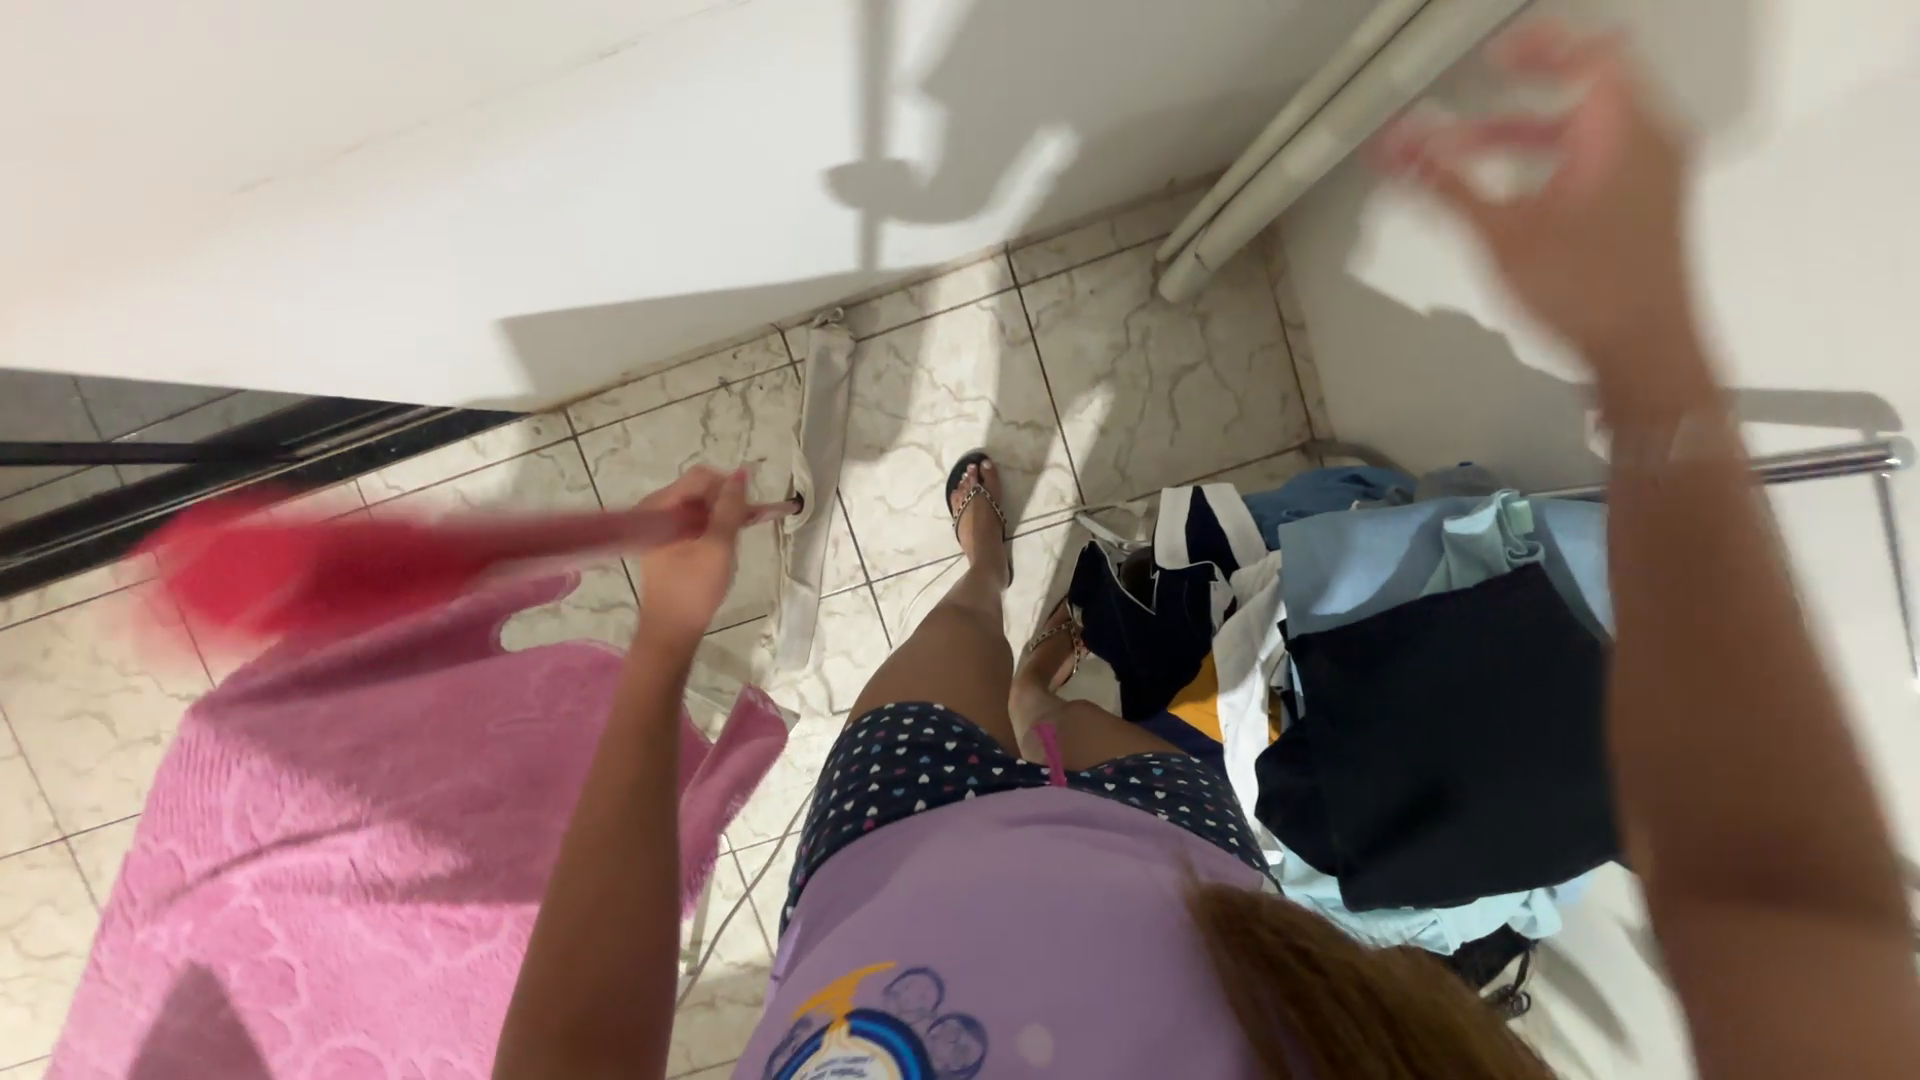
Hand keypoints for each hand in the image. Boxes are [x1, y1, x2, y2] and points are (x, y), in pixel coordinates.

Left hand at [633, 466, 749, 643]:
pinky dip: (715, 525)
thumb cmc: (694, 589)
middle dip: (729, 501)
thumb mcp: (718, 546)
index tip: (750, 510)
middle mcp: (656, 508)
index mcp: (660, 506)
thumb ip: (730, 508)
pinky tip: (733, 536)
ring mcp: (660, 524)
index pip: (702, 477)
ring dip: (726, 513)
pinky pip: (695, 520)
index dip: (730, 488)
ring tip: (749, 528)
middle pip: (700, 489)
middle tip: (756, 520)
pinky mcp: (667, 538)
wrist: (672, 629)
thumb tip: (741, 474)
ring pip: (700, 505)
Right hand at [1372, 23, 1702, 382]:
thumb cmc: (1587, 291)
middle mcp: (1647, 142)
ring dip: (1519, 143)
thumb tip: (1396, 150)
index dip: (1538, 46)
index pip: (1588, 55)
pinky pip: (1592, 164)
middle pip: (1578, 96)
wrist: (1642, 348)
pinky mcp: (1640, 207)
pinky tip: (1504, 202)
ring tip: (1464, 166)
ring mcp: (1649, 175)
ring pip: (1581, 134)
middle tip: (1460, 123)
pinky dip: (1543, 168)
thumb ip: (1443, 185)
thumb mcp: (1499, 234)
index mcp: (1623, 131)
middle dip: (1507, 109)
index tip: (1494, 55)